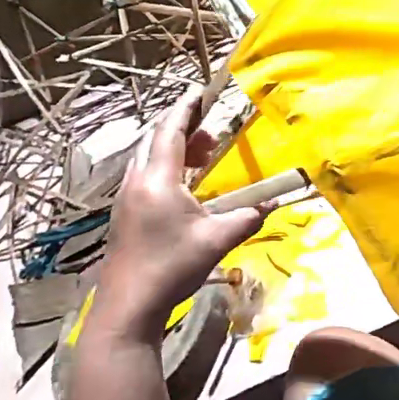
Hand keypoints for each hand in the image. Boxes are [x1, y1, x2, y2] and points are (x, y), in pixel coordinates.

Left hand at [88, 87, 264, 344]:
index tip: (199, 92)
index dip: (186, 109)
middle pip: (155, 140)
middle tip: (210, 124)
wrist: (127, 308)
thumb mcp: (218, 240)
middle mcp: (136, 183)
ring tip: (204, 152)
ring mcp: (126, 200)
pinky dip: (167, 167)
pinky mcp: (125, 215)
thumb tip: (273, 203)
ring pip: (148, 158)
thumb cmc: (171, 267)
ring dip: (175, 148)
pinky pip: (145, 175)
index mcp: (156, 181)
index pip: (170, 132)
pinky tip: (185, 184)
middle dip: (183, 126)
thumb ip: (248, 217)